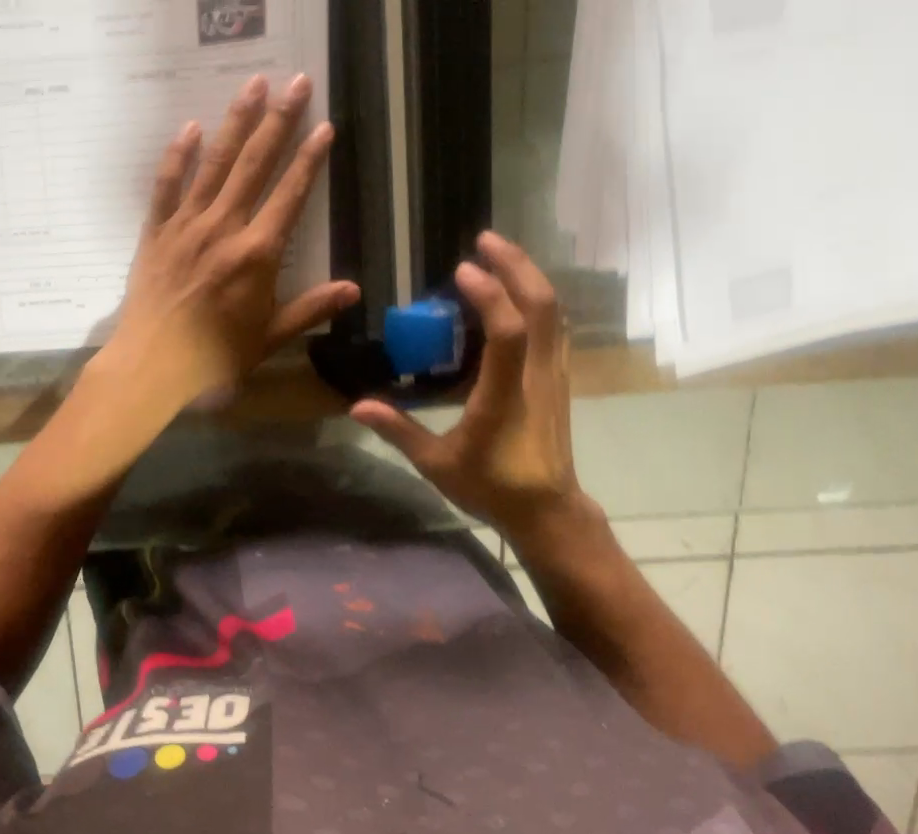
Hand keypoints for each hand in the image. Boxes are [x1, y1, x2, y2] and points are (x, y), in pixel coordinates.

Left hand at [88, 74, 360, 407]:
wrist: (153, 367)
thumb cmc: (215, 359)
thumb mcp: (269, 338)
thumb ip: (310, 309)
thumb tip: (353, 290)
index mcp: (257, 254)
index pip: (290, 196)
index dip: (309, 159)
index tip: (324, 127)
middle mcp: (223, 229)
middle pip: (255, 165)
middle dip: (279, 121)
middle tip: (296, 83)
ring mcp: (185, 227)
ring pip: (214, 164)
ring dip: (235, 122)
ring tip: (253, 84)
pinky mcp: (154, 234)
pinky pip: (166, 186)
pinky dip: (178, 156)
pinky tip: (190, 128)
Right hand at [351, 232, 587, 543]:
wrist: (546, 509)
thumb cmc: (491, 487)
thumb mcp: (437, 465)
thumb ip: (400, 431)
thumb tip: (358, 407)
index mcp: (506, 394)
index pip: (507, 331)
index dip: (488, 294)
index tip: (462, 270)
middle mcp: (538, 375)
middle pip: (540, 305)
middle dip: (515, 265)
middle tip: (484, 240)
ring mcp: (555, 375)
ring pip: (554, 312)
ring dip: (529, 277)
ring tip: (500, 258)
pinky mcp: (559, 381)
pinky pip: (554, 327)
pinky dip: (536, 301)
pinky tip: (517, 298)